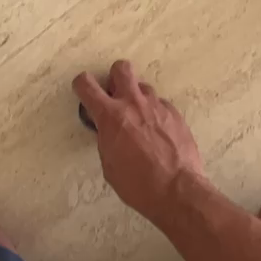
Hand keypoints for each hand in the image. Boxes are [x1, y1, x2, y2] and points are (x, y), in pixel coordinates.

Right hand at [73, 60, 210, 220]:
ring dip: (138, 99)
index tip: (84, 93)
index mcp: (110, 116)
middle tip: (117, 98)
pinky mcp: (175, 114)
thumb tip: (108, 131)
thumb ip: (106, 140)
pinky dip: (156, 115)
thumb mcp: (109, 165)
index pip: (86, 84)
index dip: (82, 85)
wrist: (179, 192)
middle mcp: (133, 103)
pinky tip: (160, 134)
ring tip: (142, 122)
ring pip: (143, 87)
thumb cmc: (138, 184)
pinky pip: (161, 105)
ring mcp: (156, 106)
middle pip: (121, 68)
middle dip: (115, 78)